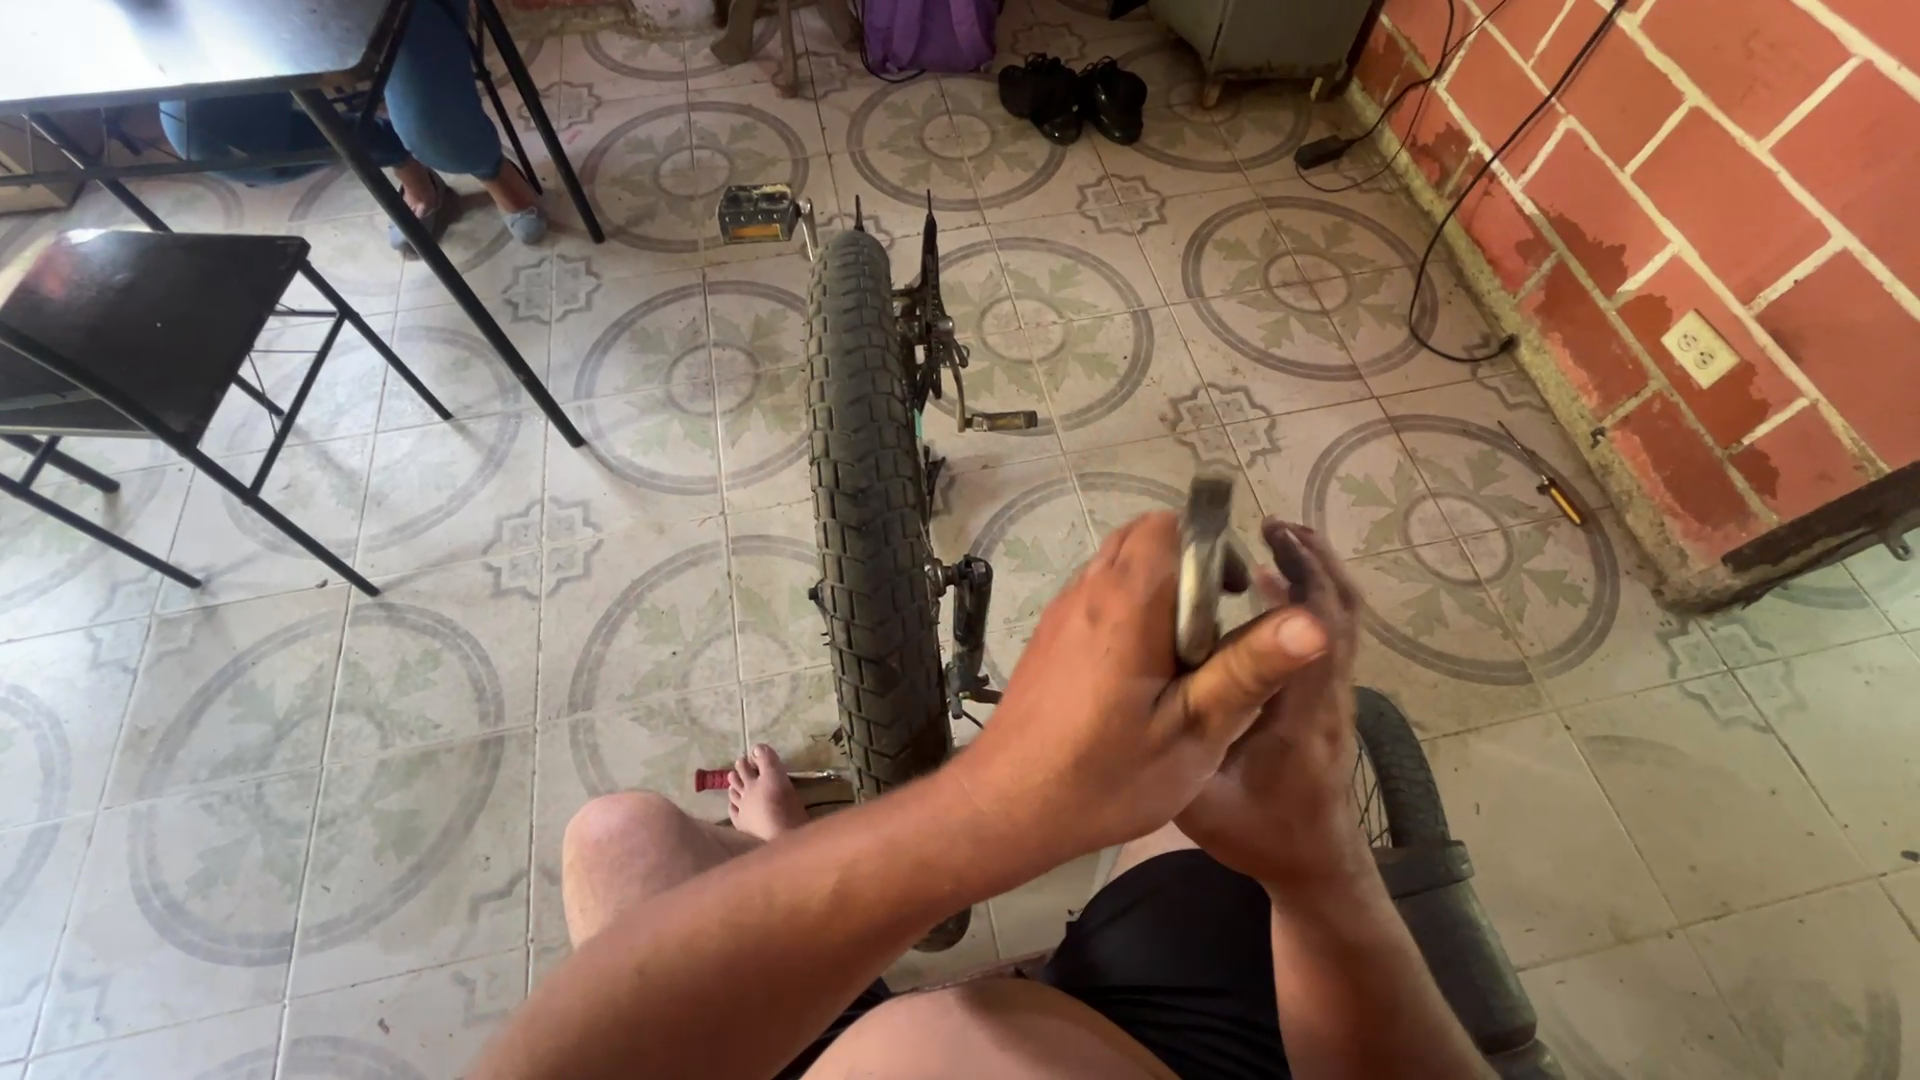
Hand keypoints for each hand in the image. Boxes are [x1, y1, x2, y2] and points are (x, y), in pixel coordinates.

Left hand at [946, 511, 1330, 865]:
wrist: (1007, 803)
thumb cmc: (1104, 777)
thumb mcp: (1191, 732)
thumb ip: (1247, 670)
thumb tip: (1314, 622)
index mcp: (1128, 603)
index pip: (1170, 527)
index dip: (1213, 550)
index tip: (1234, 599)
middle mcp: (1088, 591)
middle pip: (1142, 537)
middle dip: (1187, 563)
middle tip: (1212, 625)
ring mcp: (1061, 610)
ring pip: (1116, 563)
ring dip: (1155, 586)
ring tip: (1179, 653)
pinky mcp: (1048, 635)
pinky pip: (1094, 593)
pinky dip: (1125, 606)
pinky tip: (1136, 670)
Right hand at [1176, 521, 1374, 893]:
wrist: (1317, 867)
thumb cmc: (1260, 835)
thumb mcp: (1202, 805)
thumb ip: (1178, 750)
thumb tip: (1146, 689)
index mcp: (1299, 718)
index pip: (1316, 636)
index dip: (1301, 581)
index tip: (1267, 542)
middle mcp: (1329, 698)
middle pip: (1342, 614)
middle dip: (1313, 561)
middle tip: (1273, 523)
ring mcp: (1336, 698)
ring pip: (1345, 621)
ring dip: (1317, 573)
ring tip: (1277, 536)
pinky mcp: (1330, 700)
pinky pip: (1332, 636)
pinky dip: (1311, 597)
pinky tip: (1271, 584)